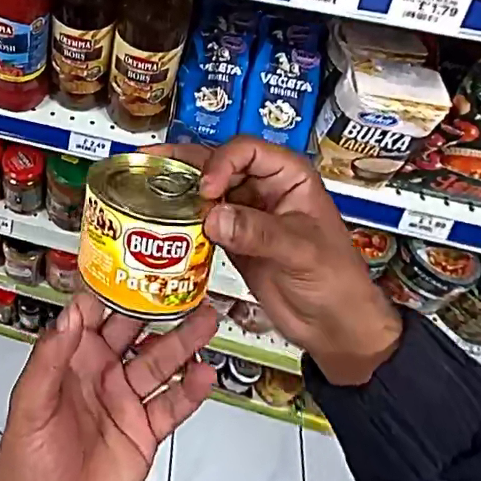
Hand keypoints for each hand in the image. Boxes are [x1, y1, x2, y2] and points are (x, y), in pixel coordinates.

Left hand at [0, 292, 217, 480]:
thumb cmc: (24, 468)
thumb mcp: (29, 405)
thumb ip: (49, 358)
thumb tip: (69, 316)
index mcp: (72, 359)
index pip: (96, 311)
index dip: (114, 287)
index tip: (133, 262)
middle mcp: (101, 373)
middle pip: (136, 329)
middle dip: (159, 306)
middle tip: (181, 283)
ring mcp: (124, 401)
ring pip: (160, 361)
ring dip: (184, 341)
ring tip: (205, 319)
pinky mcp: (142, 432)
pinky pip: (172, 405)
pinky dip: (190, 390)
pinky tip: (203, 374)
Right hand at [152, 138, 402, 385]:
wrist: (336, 329)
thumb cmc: (337, 282)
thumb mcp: (301, 251)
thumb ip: (259, 232)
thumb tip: (214, 216)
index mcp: (288, 175)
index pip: (246, 151)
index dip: (222, 164)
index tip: (207, 190)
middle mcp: (264, 186)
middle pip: (219, 162)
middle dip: (185, 162)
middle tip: (151, 161)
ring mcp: (246, 211)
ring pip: (206, 188)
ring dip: (178, 186)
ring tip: (144, 182)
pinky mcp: (233, 236)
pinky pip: (203, 218)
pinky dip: (183, 218)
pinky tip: (161, 218)